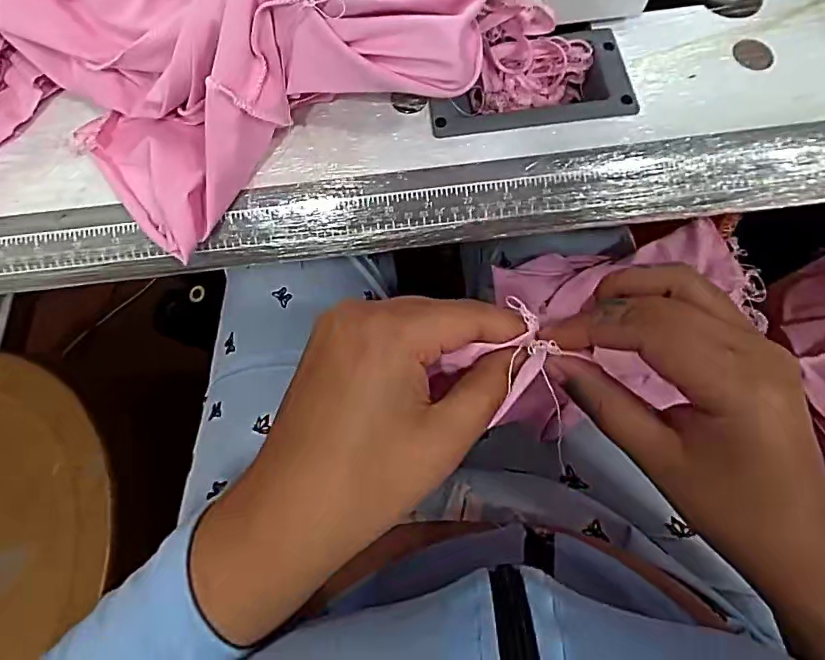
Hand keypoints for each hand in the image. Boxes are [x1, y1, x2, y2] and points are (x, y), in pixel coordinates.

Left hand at [190, 296, 522, 645]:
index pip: (463, 314)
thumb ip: (489, 386)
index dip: (504, 327)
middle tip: (506, 372)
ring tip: (467, 383)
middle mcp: (360, 310)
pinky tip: (424, 381)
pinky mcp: (327, 338)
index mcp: (388, 329)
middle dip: (472, 339)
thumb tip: (516, 355)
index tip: (537, 342)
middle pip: (435, 313)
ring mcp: (338, 321)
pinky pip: (384, 329)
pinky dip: (410, 347)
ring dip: (441, 344)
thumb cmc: (369, 484)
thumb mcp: (444, 438)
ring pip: (410, 320)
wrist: (287, 515)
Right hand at [547, 265, 824, 557]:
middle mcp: (755, 348)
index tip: (552, 337)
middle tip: (570, 329)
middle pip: (667, 298)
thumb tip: (557, 360)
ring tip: (599, 311)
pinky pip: (704, 299)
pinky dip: (661, 298)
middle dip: (609, 306)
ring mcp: (764, 340)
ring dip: (636, 287)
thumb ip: (604, 402)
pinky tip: (636, 317)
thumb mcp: (658, 461)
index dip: (594, 325)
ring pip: (687, 284)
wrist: (802, 540)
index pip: (652, 327)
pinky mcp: (762, 342)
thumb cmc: (729, 511)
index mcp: (736, 384)